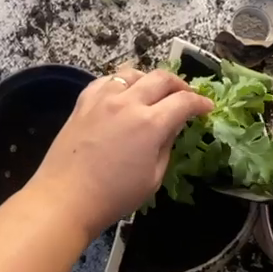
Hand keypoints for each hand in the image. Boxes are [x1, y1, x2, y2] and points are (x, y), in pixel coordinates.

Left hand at [24, 67, 211, 240]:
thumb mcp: (153, 177)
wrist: (65, 199)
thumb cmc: (114, 197)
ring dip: (150, 78)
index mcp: (151, 124)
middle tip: (186, 96)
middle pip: (162, 78)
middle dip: (180, 85)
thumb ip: (166, 145)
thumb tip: (172, 126)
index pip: (184, 102)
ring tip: (154, 91)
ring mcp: (103, 99)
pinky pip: (106, 80)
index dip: (200, 102)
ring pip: (133, 72)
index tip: (207, 108)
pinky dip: (121, 81)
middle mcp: (129, 103)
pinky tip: (123, 92)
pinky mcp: (84, 102)